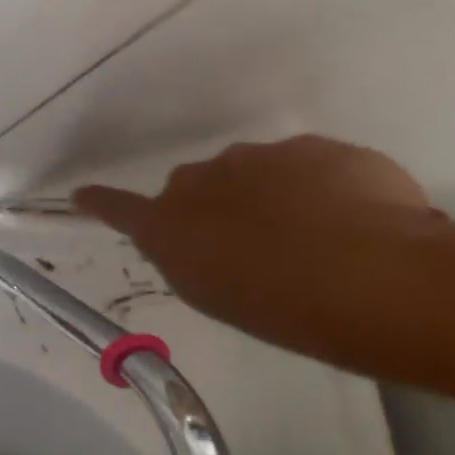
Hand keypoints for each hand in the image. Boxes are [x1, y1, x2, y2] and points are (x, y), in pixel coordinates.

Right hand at [71, 136, 448, 359]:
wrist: (372, 276)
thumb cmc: (280, 306)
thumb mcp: (215, 292)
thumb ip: (196, 256)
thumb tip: (208, 240)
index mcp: (166, 224)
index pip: (121, 209)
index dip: (102, 203)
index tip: (83, 194)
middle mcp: (200, 180)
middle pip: (201, 186)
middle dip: (223, 204)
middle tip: (263, 245)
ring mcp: (259, 157)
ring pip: (261, 172)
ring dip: (278, 194)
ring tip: (327, 238)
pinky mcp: (320, 147)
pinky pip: (317, 167)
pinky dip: (330, 188)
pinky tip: (365, 222)